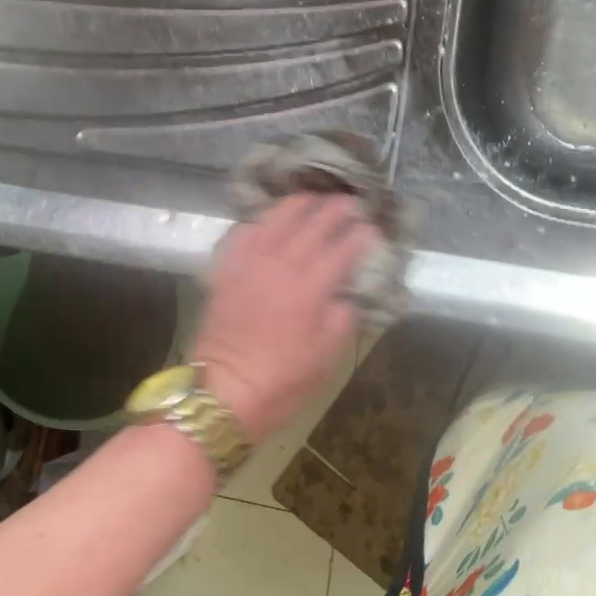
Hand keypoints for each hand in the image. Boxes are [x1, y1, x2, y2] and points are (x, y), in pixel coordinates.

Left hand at [192, 194, 378, 440]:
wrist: (222, 396)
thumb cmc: (282, 381)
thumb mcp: (327, 355)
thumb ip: (342, 317)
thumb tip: (345, 294)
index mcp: (310, 288)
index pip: (342, 249)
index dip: (361, 235)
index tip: (373, 228)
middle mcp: (281, 266)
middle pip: (312, 225)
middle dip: (335, 210)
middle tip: (351, 202)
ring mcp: (250, 265)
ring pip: (276, 220)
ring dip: (298, 205)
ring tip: (313, 199)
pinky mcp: (226, 272)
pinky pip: (243, 234)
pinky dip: (260, 222)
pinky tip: (269, 222)